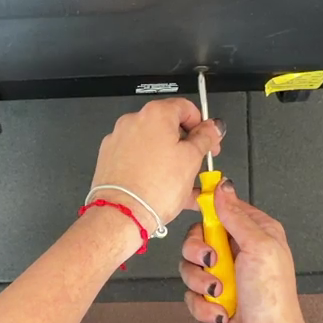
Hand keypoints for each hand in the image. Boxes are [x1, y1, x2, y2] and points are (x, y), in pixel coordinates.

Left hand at [90, 98, 224, 233]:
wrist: (122, 214)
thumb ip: (206, 137)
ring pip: (152, 145)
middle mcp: (133, 121)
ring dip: (169, 160)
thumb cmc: (153, 189)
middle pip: (168, 127)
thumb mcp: (192, 160)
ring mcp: (118, 139)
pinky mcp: (109, 158)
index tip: (209, 142)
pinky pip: (137, 158)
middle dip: (185, 146)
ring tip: (180, 183)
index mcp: (156, 114)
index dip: (203, 126)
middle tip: (196, 165)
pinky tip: (161, 187)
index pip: (187, 108)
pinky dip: (150, 168)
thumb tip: (213, 128)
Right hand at [179, 183, 311, 322]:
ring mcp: (224, 275)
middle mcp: (238, 251)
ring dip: (201, 283)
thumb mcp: (259, 247)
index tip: (199, 216)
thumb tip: (223, 188)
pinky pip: (190, 293)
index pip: (222, 209)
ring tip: (220, 293)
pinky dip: (203, 305)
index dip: (206, 212)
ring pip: (190, 267)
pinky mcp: (212, 297)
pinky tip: (220, 311)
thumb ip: (236, 216)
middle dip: (198, 254)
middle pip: (198, 237)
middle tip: (212, 262)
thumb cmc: (272, 297)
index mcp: (255, 232)